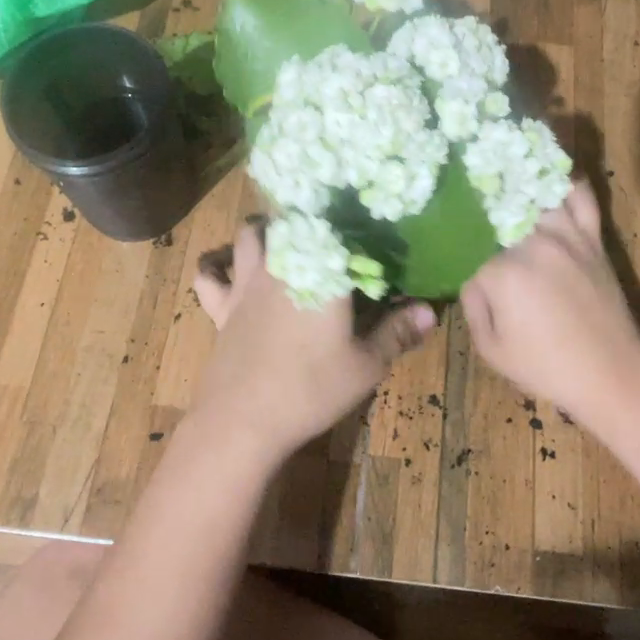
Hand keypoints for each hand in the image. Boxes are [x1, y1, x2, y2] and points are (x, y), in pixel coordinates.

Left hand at [190, 224, 435, 461]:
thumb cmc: (311, 389)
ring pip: (250, 234)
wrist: (242, 421)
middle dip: (308, 219)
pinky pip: (209, 276)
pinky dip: (215, 266)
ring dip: (264, 230)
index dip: (353, 223)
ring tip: (281, 239)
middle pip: (291, 221)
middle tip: (326, 232)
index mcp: (322, 273)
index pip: (340, 230)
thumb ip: (397, 333)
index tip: (367, 225)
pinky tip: (225, 269)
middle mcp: (282, 265)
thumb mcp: (365, 366)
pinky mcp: (221, 307)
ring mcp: (246, 283)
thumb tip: (431, 310)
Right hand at [460, 181, 639, 420]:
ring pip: (536, 194)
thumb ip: (472, 305)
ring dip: (516, 186)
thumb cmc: (545, 367)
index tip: (447, 243)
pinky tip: (548, 177)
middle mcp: (532, 243)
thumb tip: (470, 275)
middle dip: (481, 205)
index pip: (467, 242)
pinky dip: (564, 183)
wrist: (611, 372)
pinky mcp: (591, 237)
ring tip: (500, 177)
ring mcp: (566, 236)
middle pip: (499, 208)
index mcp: (501, 270)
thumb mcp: (490, 348)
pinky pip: (580, 197)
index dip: (455, 243)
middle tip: (466, 200)